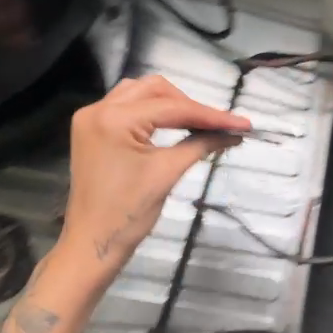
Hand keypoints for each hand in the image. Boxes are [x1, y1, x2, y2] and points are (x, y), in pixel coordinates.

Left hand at [57, 76, 251, 277]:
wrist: (92, 242)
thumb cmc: (128, 213)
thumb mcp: (167, 173)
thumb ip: (200, 144)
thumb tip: (233, 133)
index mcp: (113, 119)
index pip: (171, 108)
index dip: (209, 115)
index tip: (242, 123)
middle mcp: (98, 109)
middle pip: (154, 89)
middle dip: (189, 104)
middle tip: (217, 125)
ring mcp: (90, 118)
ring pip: (139, 94)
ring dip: (169, 104)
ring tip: (197, 124)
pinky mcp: (91, 130)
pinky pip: (125, 108)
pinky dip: (150, 112)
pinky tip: (172, 125)